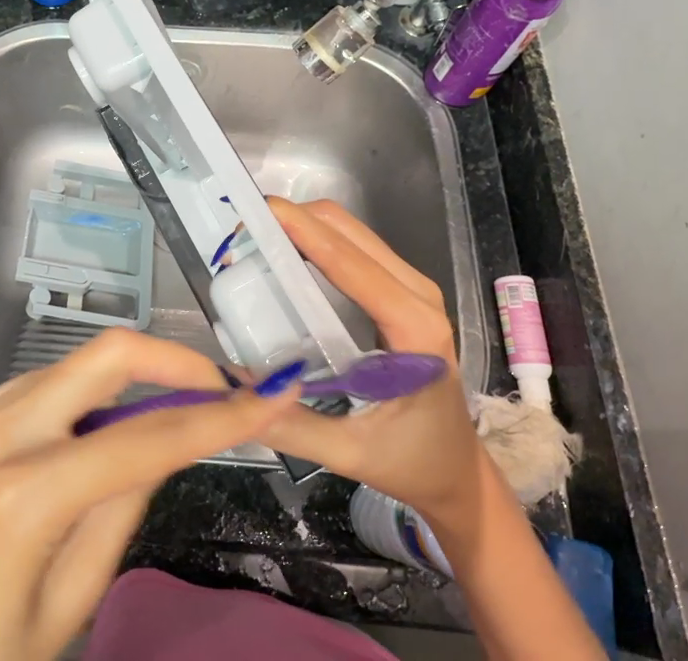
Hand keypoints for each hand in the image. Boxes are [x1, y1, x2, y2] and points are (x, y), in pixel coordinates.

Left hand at [0, 328, 300, 660]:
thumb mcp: (75, 594)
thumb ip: (125, 504)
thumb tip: (171, 439)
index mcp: (25, 494)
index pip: (146, 437)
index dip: (218, 416)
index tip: (271, 397)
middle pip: (106, 356)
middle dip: (176, 362)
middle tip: (225, 388)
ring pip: (73, 366)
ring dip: (130, 381)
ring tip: (172, 414)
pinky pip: (37, 388)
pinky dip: (81, 400)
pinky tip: (97, 435)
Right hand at [258, 197, 487, 519]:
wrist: (457, 472)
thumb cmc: (412, 462)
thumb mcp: (347, 452)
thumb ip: (289, 423)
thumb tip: (230, 387)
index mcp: (413, 330)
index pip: (351, 264)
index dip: (304, 232)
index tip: (259, 214)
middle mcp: (419, 298)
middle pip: (350, 232)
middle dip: (297, 221)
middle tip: (243, 234)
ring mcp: (414, 291)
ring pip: (353, 233)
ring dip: (305, 227)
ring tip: (255, 241)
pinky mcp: (402, 293)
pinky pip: (355, 250)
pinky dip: (317, 241)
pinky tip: (284, 255)